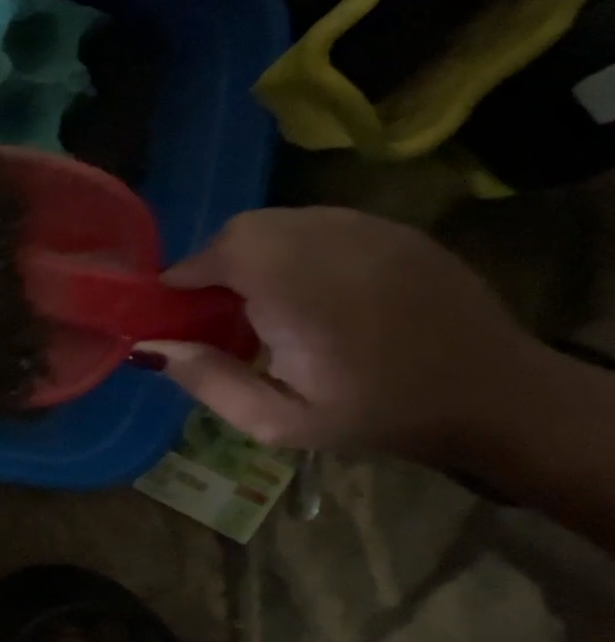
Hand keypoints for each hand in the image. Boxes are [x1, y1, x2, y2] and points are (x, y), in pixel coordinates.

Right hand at [136, 207, 542, 459]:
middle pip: (246, 228)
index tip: (171, 311)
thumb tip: (149, 346)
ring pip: (281, 220)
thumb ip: (208, 381)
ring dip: (252, 252)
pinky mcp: (394, 230)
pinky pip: (319, 223)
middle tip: (212, 308)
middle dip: (215, 261)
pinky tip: (304, 289)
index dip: (184, 277)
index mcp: (303, 291)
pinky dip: (292, 247)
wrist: (493, 396)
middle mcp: (335, 244)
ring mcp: (371, 230)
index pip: (218, 253)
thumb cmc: (375, 414)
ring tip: (257, 299)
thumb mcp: (277, 421)